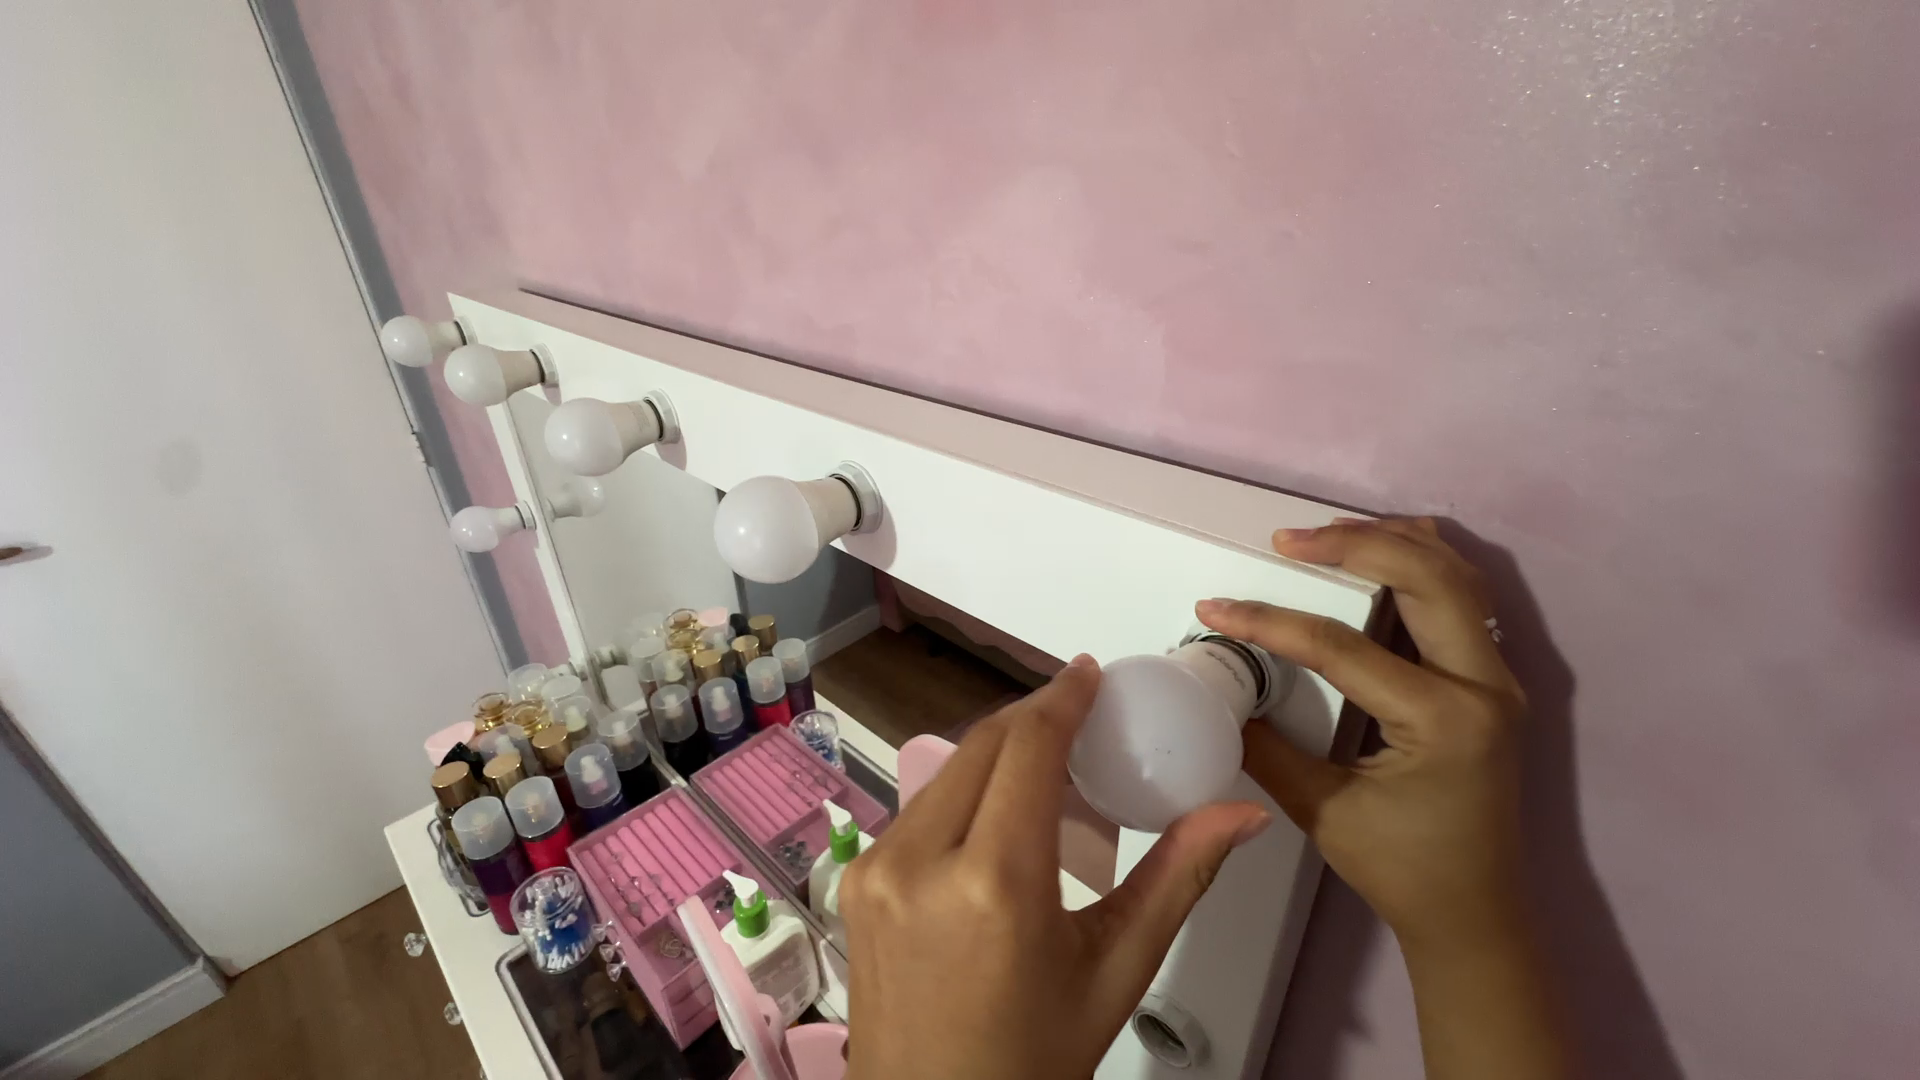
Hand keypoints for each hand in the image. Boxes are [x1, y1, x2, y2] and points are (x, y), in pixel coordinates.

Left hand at [842, 655, 1272, 1079]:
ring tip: (1049, 763)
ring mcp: (877, 864)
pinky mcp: (856, 875)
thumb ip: (1177, 878)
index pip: (1027, 749)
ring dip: (999, 751)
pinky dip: (966, 789)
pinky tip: (999, 811)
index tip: (1089, 673)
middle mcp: (920, 860)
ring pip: (949, 769)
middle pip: (984, 745)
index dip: (1060, 698)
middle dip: (1033, 717)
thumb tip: (1242, 813)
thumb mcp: (1115, 972)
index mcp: (993, 884)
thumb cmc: (1036, 1057)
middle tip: (1080, 715)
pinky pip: (920, 804)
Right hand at [1197, 517, 1527, 951]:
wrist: (1475, 915)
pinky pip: (1464, 597)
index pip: (1342, 646)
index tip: (1214, 608)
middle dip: (1353, 546)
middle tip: (1287, 540)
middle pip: (1426, 579)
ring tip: (1328, 533)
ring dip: (1392, 543)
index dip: (1269, 622)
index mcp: (1444, 720)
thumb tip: (1220, 693)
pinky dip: (1421, 562)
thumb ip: (1266, 745)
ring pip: (1457, 575)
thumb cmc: (1402, 869)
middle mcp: (1485, 686)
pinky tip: (1382, 554)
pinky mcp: (1489, 680)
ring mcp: (1497, 678)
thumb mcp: (1321, 809)